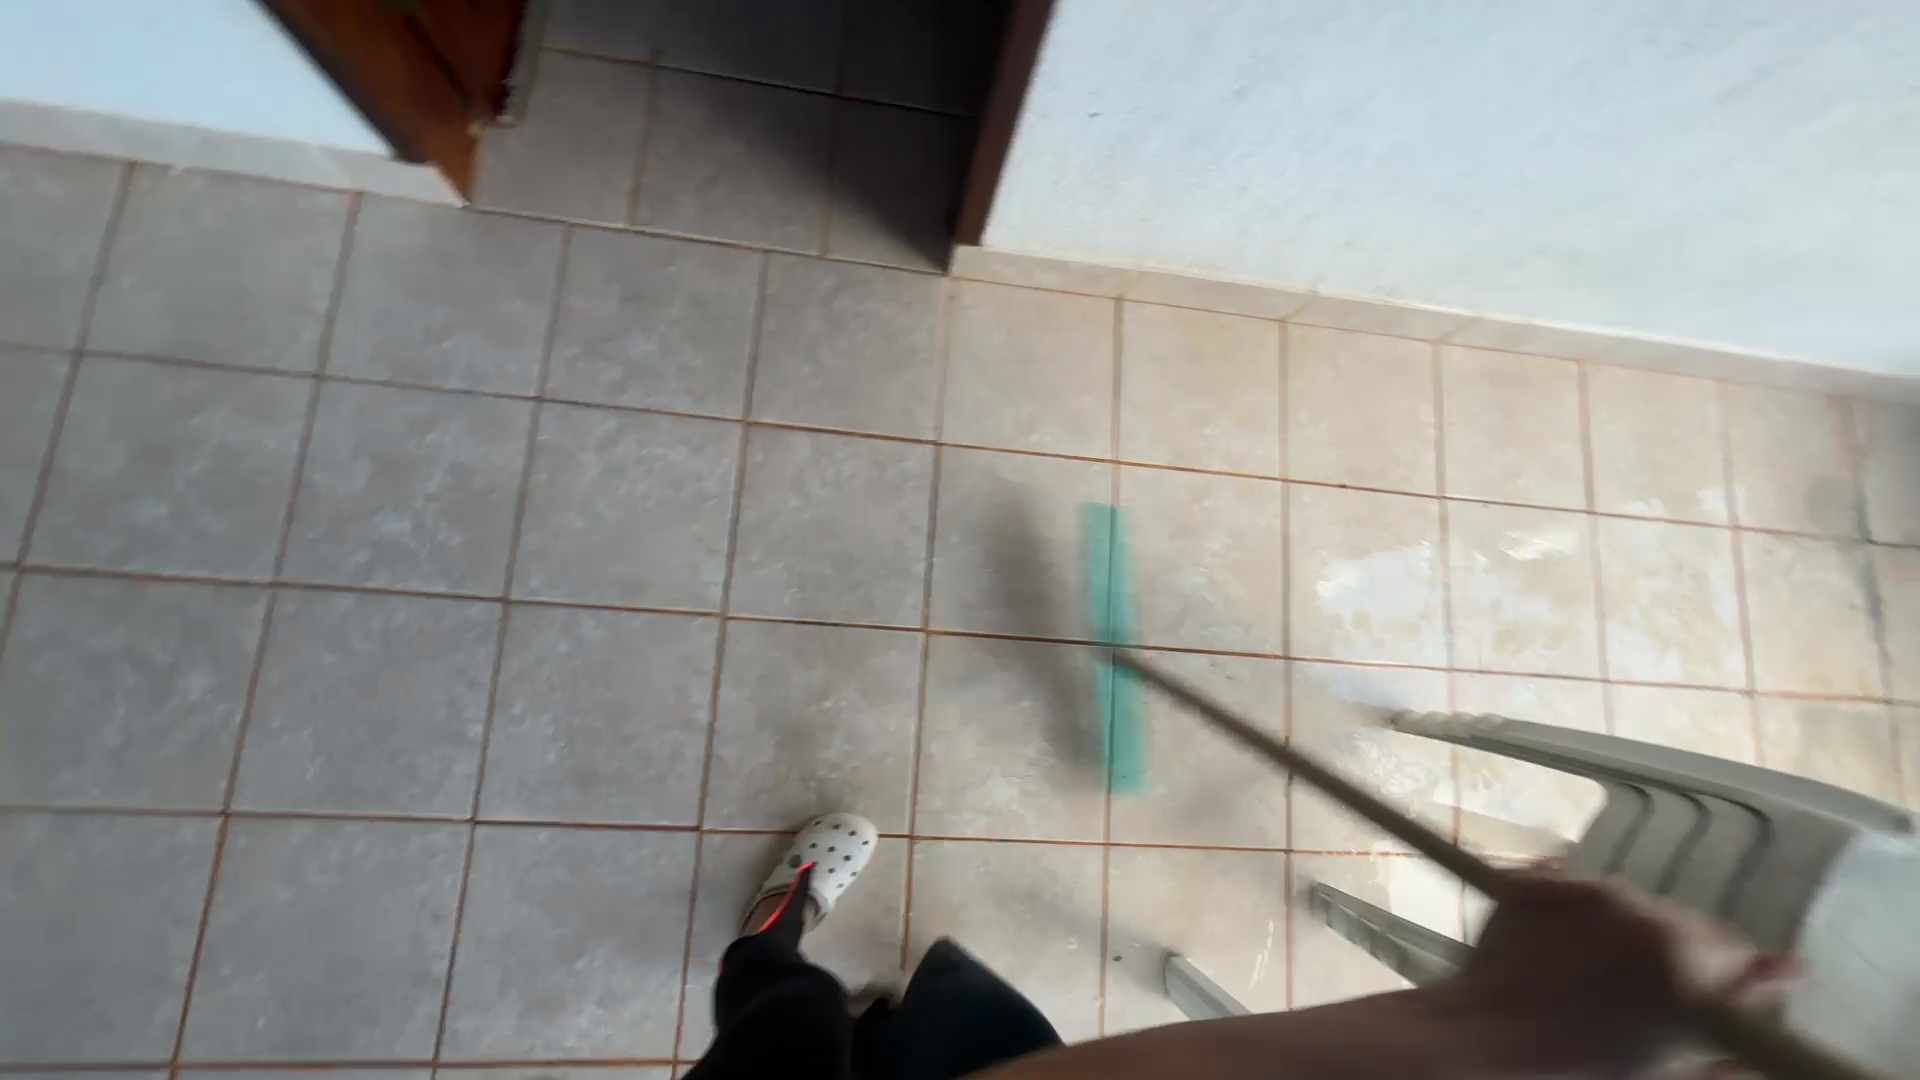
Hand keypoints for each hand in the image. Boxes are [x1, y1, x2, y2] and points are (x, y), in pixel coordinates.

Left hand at [1454, 868, 1791, 1077]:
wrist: (1494, 1036)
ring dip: (1622, 925)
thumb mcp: (1682, 1065)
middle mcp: (1633, 909)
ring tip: (1597, 967)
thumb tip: (1783, 976)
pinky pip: (1565, 882)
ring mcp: (1572, 888)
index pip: (1735, 952)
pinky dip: (1570, 902)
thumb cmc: (1589, 1064)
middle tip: (1645, 989)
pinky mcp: (1527, 881)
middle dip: (1674, 951)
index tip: (1714, 997)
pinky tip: (1563, 935)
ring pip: (1622, 900)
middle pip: (1677, 922)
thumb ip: (1741, 1027)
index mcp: (1686, 955)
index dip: (1729, 977)